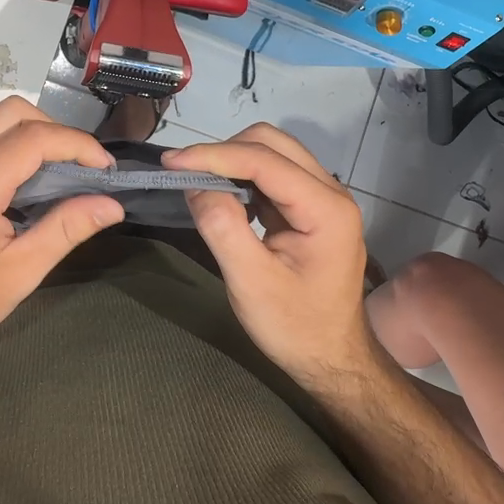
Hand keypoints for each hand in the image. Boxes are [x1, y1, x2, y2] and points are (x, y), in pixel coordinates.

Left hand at [0, 97, 124, 383]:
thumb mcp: (20, 273)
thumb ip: (66, 229)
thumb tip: (112, 204)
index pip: (34, 138)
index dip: (77, 144)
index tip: (107, 169)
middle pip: (13, 112)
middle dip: (56, 129)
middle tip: (83, 166)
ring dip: (36, 134)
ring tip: (65, 172)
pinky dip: (16, 145)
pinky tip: (34, 181)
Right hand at [165, 124, 380, 389]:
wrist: (332, 360)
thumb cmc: (295, 327)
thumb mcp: (250, 282)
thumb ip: (222, 227)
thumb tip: (194, 185)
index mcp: (325, 209)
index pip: (263, 160)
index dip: (214, 155)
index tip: (171, 162)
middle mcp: (330, 192)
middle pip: (270, 143)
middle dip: (223, 151)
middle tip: (183, 173)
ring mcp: (322, 197)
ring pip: (270, 152)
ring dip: (231, 160)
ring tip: (197, 183)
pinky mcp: (309, 206)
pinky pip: (271, 172)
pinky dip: (241, 175)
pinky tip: (222, 197)